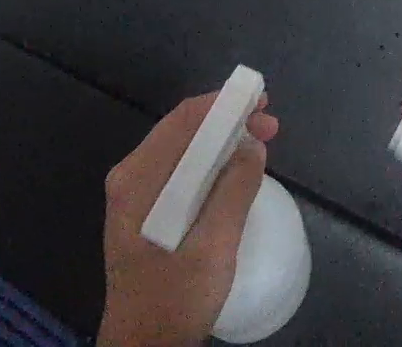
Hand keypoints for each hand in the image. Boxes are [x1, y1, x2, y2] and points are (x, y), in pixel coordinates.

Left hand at [97, 92, 279, 346]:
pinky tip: (236, 165)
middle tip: (270, 125)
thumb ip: (234, 191)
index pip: (183, 120)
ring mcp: (136, 192)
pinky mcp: (147, 208)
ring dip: (223, 138)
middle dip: (228, 119)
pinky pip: (182, 168)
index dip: (224, 103)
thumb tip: (253, 144)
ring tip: (261, 140)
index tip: (262, 102)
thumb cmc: (174, 299)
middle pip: (183, 129)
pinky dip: (212, 159)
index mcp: (138, 180)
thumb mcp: (213, 248)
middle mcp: (131, 176)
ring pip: (185, 147)